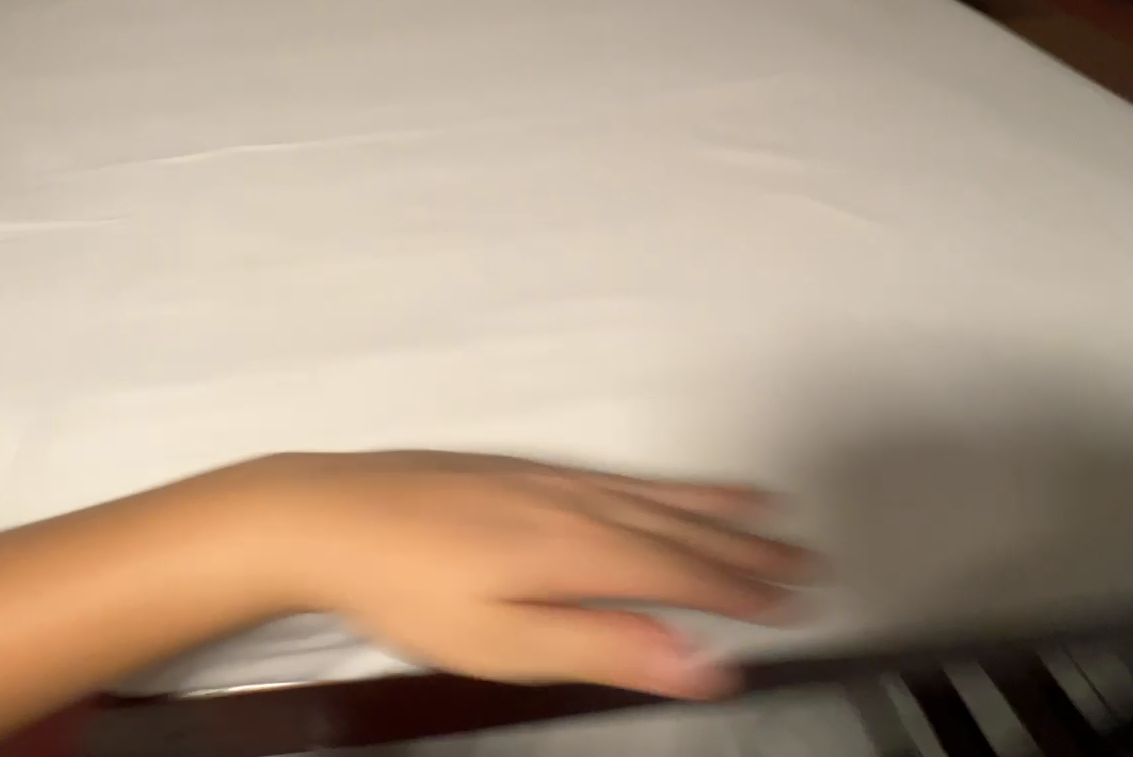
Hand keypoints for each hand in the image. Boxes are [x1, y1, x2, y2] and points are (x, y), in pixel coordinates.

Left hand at [220, 451, 812, 698]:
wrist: (331, 515)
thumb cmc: (410, 587)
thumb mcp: (504, 640)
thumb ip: (604, 645)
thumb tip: (702, 663)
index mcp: (575, 549)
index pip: (680, 572)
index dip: (739, 590)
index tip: (792, 602)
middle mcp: (570, 502)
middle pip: (673, 527)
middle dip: (740, 548)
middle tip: (801, 561)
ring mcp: (541, 478)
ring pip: (645, 494)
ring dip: (707, 507)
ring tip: (760, 510)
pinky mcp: (515, 470)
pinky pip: (607, 475)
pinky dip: (650, 483)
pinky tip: (655, 489)